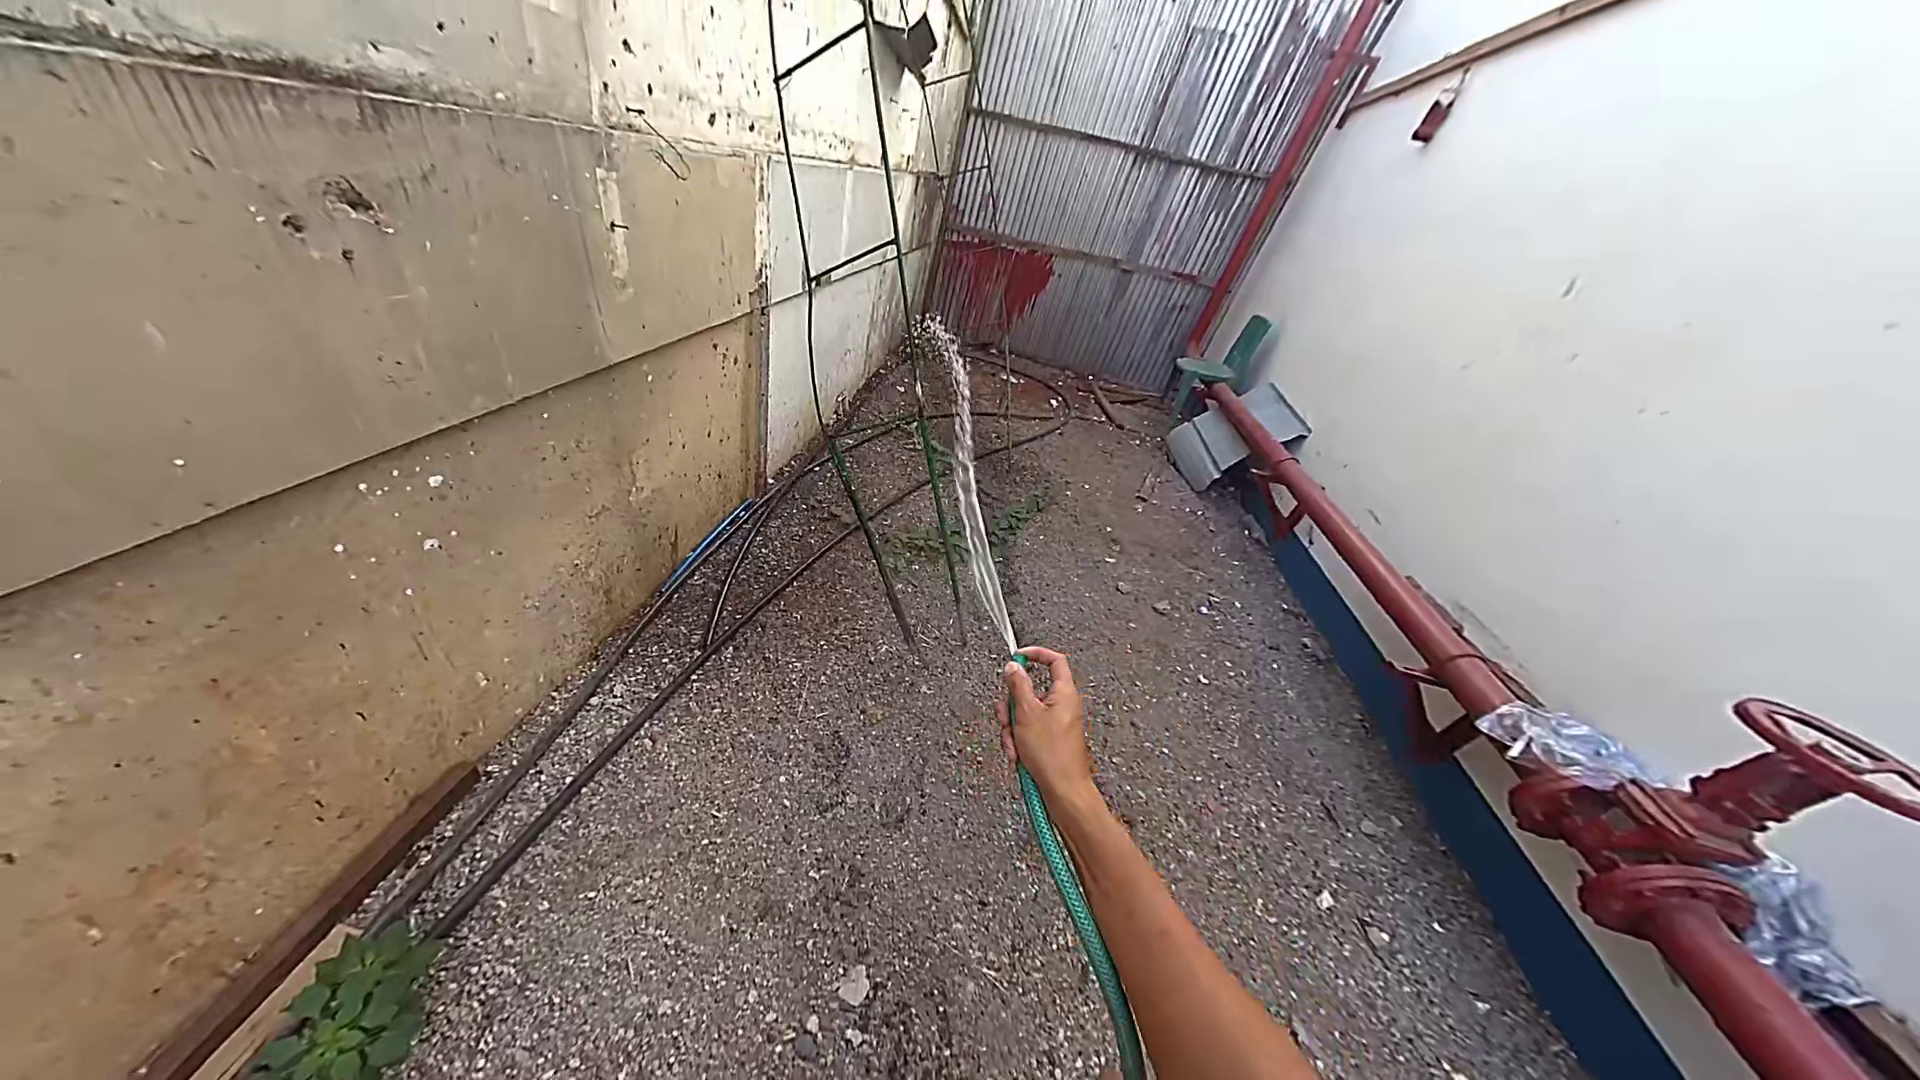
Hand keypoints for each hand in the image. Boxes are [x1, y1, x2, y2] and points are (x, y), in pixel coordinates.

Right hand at [997, 646, 1095, 800]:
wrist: (1063, 792)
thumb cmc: (1053, 757)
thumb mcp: (1027, 714)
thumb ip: (1017, 686)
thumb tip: (1013, 668)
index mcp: (1064, 693)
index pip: (1054, 660)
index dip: (1035, 654)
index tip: (1017, 657)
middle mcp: (1062, 706)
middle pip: (1030, 690)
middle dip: (1012, 704)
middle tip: (1008, 716)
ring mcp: (1055, 723)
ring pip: (1024, 713)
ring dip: (1012, 727)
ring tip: (1015, 743)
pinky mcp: (1049, 740)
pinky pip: (1027, 731)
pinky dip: (1018, 740)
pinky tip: (1018, 754)